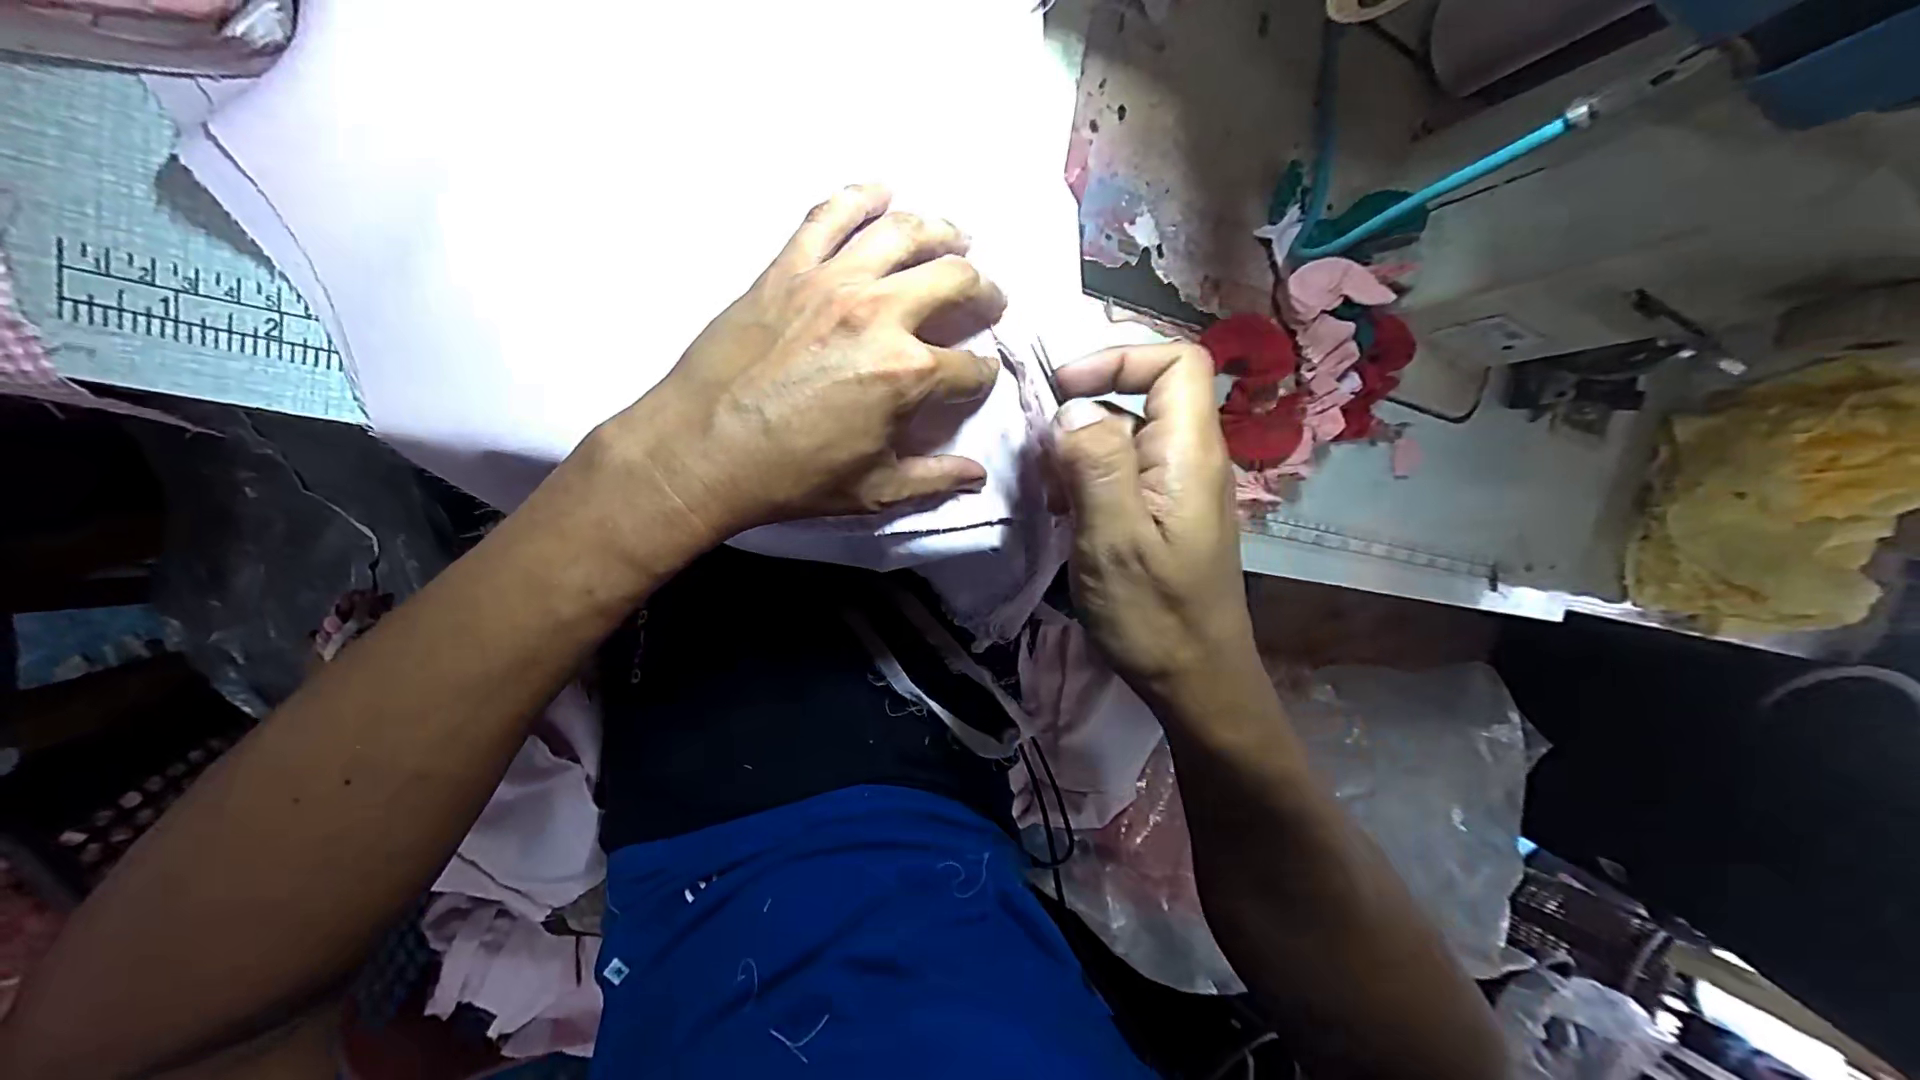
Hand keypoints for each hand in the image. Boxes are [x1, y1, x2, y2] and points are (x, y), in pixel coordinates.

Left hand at [576, 184, 1007, 545]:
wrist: (702, 450)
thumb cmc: (792, 477)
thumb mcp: (874, 489)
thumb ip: (934, 479)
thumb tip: (978, 477)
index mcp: (907, 374)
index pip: (970, 367)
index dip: (982, 375)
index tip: (977, 377)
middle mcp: (880, 314)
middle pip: (954, 281)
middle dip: (985, 291)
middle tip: (989, 298)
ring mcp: (832, 282)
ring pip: (903, 233)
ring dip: (942, 231)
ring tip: (957, 237)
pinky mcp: (788, 268)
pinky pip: (830, 215)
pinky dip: (861, 197)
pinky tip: (882, 191)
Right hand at [1050, 344, 1256, 695]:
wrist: (1195, 681)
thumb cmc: (1154, 615)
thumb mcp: (1114, 539)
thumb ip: (1095, 464)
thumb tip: (1072, 407)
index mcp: (1189, 453)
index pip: (1176, 360)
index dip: (1119, 357)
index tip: (1064, 391)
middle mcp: (1190, 459)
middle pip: (1143, 396)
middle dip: (1084, 413)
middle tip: (1042, 458)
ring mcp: (1177, 489)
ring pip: (1125, 437)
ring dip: (1079, 452)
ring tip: (1047, 493)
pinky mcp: (1162, 515)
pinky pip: (1122, 474)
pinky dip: (1086, 481)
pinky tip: (1064, 514)